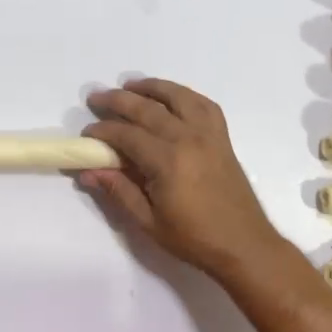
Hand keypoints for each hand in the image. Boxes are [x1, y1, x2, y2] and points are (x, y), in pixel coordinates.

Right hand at [80, 78, 279, 277]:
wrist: (244, 246)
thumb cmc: (194, 239)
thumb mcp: (148, 222)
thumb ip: (118, 191)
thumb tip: (88, 172)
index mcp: (167, 162)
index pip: (126, 135)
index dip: (103, 131)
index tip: (86, 134)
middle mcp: (188, 139)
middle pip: (147, 108)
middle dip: (118, 100)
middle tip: (95, 98)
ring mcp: (209, 135)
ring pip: (178, 97)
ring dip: (152, 87)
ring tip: (131, 86)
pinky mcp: (223, 138)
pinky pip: (205, 105)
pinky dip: (186, 95)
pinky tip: (172, 97)